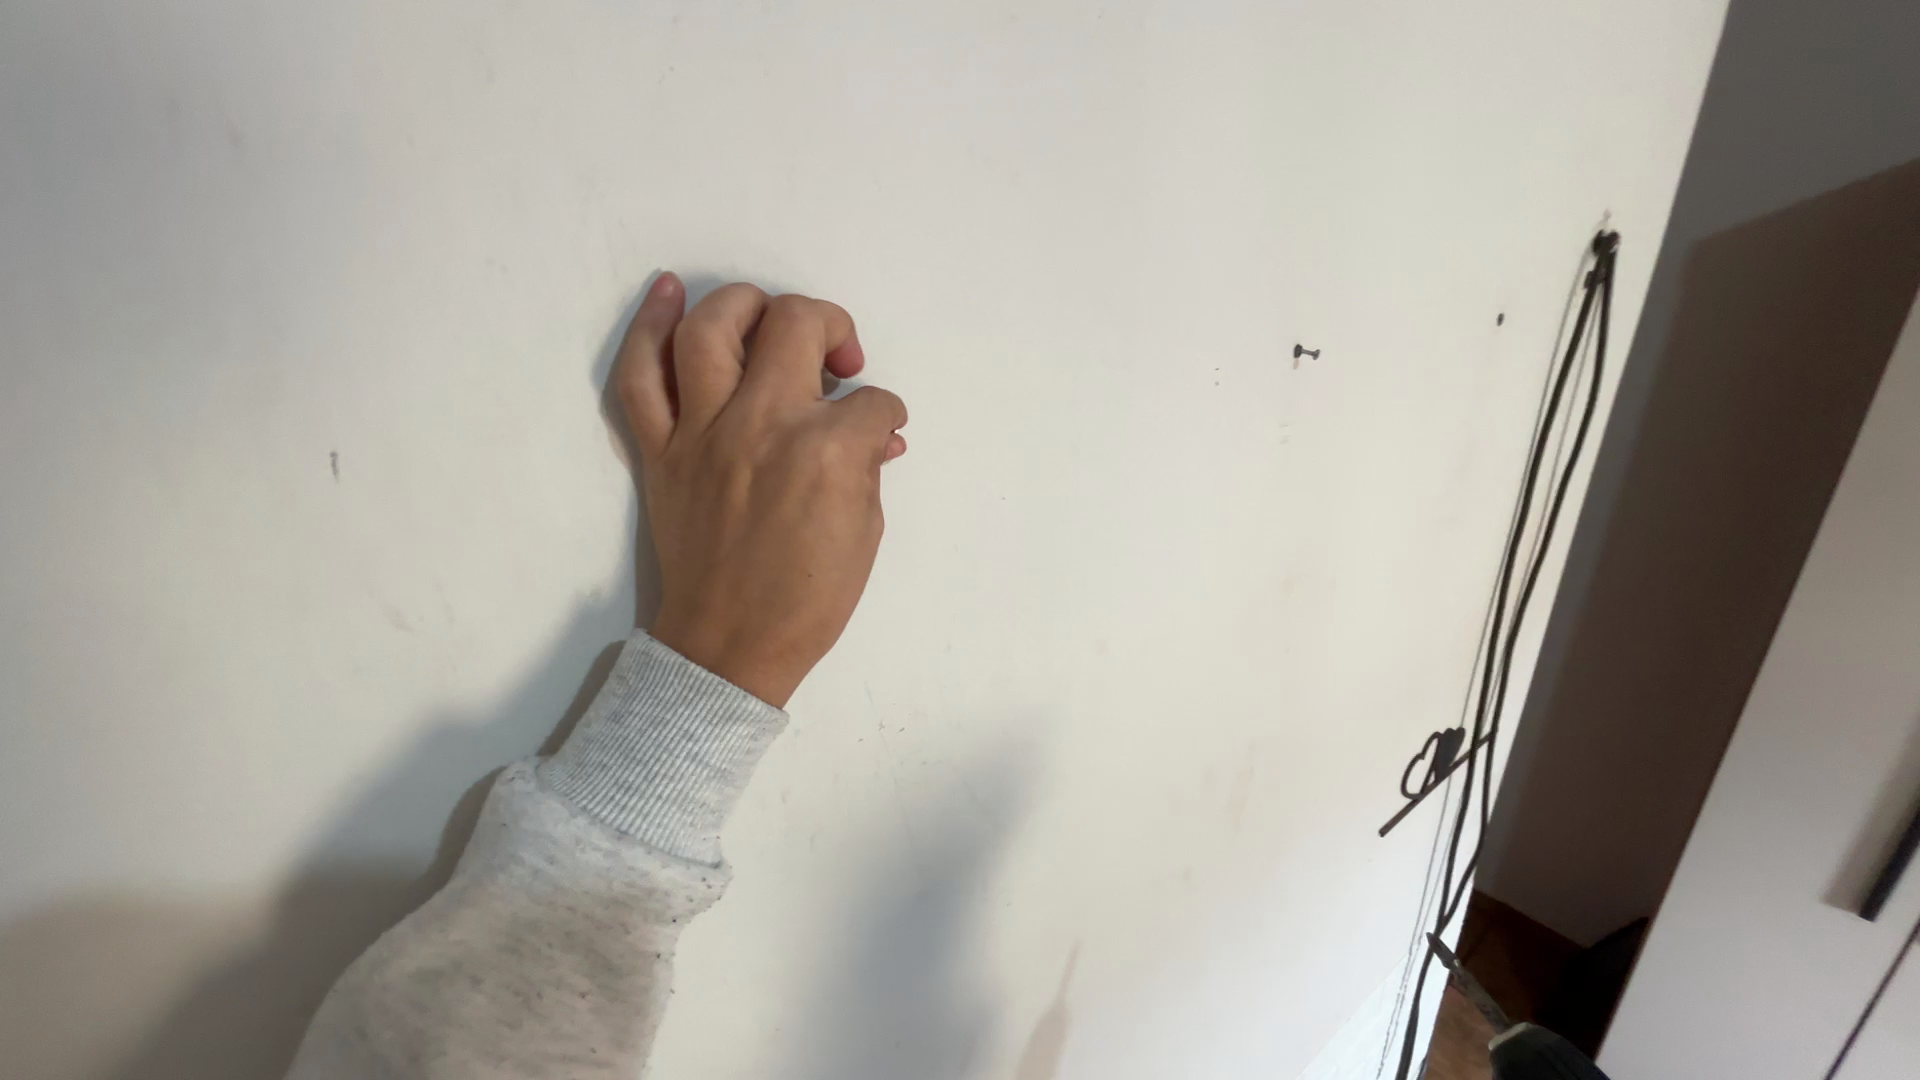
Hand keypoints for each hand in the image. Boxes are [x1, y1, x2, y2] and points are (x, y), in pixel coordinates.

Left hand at [613, 274, 907, 706]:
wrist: (732, 645)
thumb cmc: (810, 599)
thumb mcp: (865, 532)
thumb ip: (869, 469)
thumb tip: (874, 435)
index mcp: (827, 450)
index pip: (873, 400)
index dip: (886, 411)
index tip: (881, 428)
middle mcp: (764, 422)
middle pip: (796, 324)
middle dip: (831, 327)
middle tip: (837, 360)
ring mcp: (704, 431)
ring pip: (714, 327)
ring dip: (747, 305)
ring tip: (767, 317)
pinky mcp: (660, 449)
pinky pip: (641, 375)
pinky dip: (650, 326)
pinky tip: (669, 293)